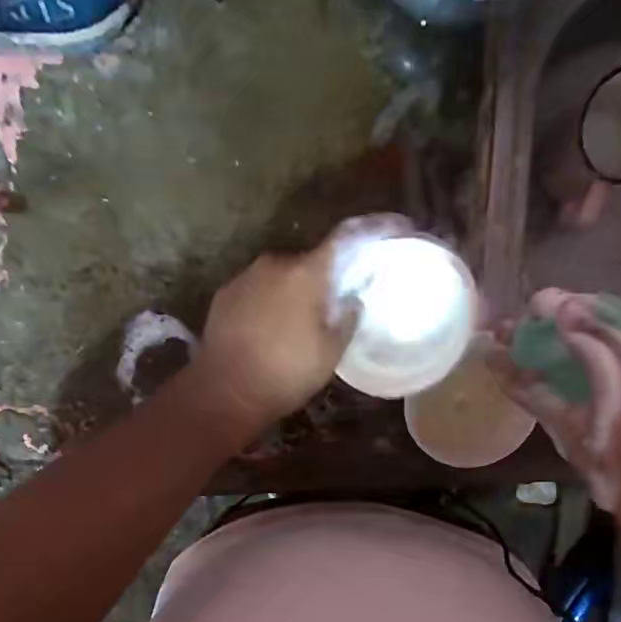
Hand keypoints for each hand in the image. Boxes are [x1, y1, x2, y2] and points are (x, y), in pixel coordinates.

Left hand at [190, 215, 413, 433]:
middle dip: (323, 279)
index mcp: (307, 272)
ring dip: (292, 293)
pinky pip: (256, 292)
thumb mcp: (330, 353)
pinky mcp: (223, 296)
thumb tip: (352, 300)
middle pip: (310, 262)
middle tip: (332, 306)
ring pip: (280, 277)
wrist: (224, 393)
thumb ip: (347, 318)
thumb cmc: (285, 374)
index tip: (397, 228)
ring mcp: (244, 278)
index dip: (376, 229)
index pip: (348, 237)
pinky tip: (267, 330)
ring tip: (295, 326)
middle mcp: (274, 264)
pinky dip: (267, 303)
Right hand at [485, 288, 620, 510]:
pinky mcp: (576, 424)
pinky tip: (499, 373)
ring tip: (493, 343)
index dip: (566, 305)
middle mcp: (620, 366)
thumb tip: (558, 303)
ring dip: (525, 353)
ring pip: (557, 366)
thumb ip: (593, 340)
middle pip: (574, 337)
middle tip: (502, 326)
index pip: (601, 313)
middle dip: (538, 329)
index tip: (530, 304)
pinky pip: (546, 397)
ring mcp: (595, 396)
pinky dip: (523, 384)